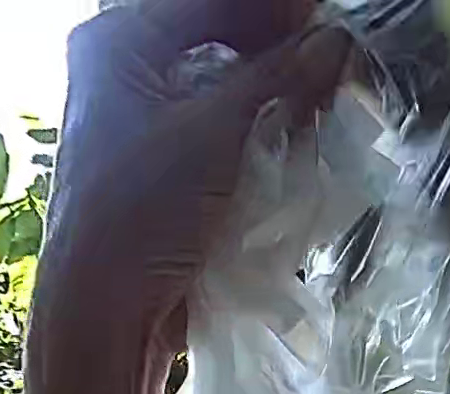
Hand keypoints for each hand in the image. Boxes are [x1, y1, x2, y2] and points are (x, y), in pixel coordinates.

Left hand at [20, 0, 348, 393]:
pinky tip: (295, 153)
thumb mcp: (213, 136)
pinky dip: (264, 144)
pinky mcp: (176, 182)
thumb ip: (278, 85)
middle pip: (220, 44)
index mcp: (120, 42)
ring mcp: (153, 133)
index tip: (334, 24)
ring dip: (278, 103)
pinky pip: (229, 143)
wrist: (108, 307)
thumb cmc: (143, 210)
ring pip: (229, 96)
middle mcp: (132, 78)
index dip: (277, 9)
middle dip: (282, 56)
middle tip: (336, 73)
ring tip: (324, 112)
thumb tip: (340, 46)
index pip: (211, 0)